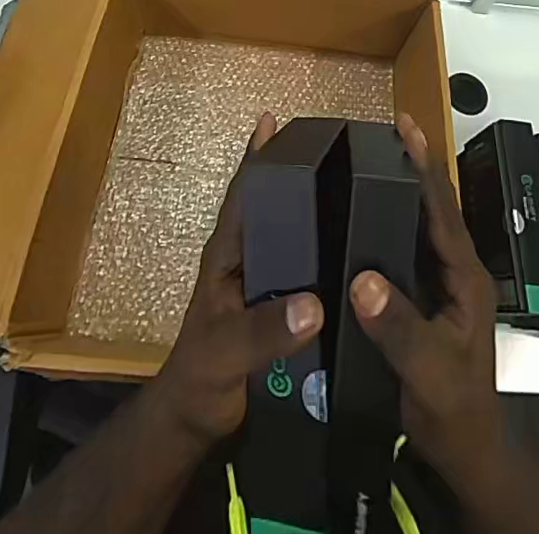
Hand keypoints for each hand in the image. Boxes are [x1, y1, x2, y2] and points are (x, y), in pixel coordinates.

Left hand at [146, 113, 324, 448]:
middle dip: (286, 169)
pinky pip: (298, 264)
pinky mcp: (273, 303)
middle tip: (323, 141)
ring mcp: (258, 281)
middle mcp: (242, 258)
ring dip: (303, 204)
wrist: (196, 417)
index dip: (255, 159)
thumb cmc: (201, 377)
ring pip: (282, 232)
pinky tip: (342, 243)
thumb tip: (313, 303)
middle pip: (264, 204)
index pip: (241, 197)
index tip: (271, 121)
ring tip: (340, 178)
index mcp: (225, 256)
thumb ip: (263, 331)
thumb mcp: (228, 352)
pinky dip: (316, 245)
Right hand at [349, 114, 506, 490]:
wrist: (460, 448)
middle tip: (383, 130)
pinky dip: (383, 220)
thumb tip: (363, 278)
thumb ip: (400, 328)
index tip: (407, 128)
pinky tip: (357, 211)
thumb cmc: (453, 410)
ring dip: (398, 188)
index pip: (443, 212)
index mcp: (465, 278)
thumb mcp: (428, 371)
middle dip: (412, 165)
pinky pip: (399, 247)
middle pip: (432, 207)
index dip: (425, 168)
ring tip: (368, 157)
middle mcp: (453, 271)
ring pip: (416, 224)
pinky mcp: (418, 295)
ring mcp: (437, 283)